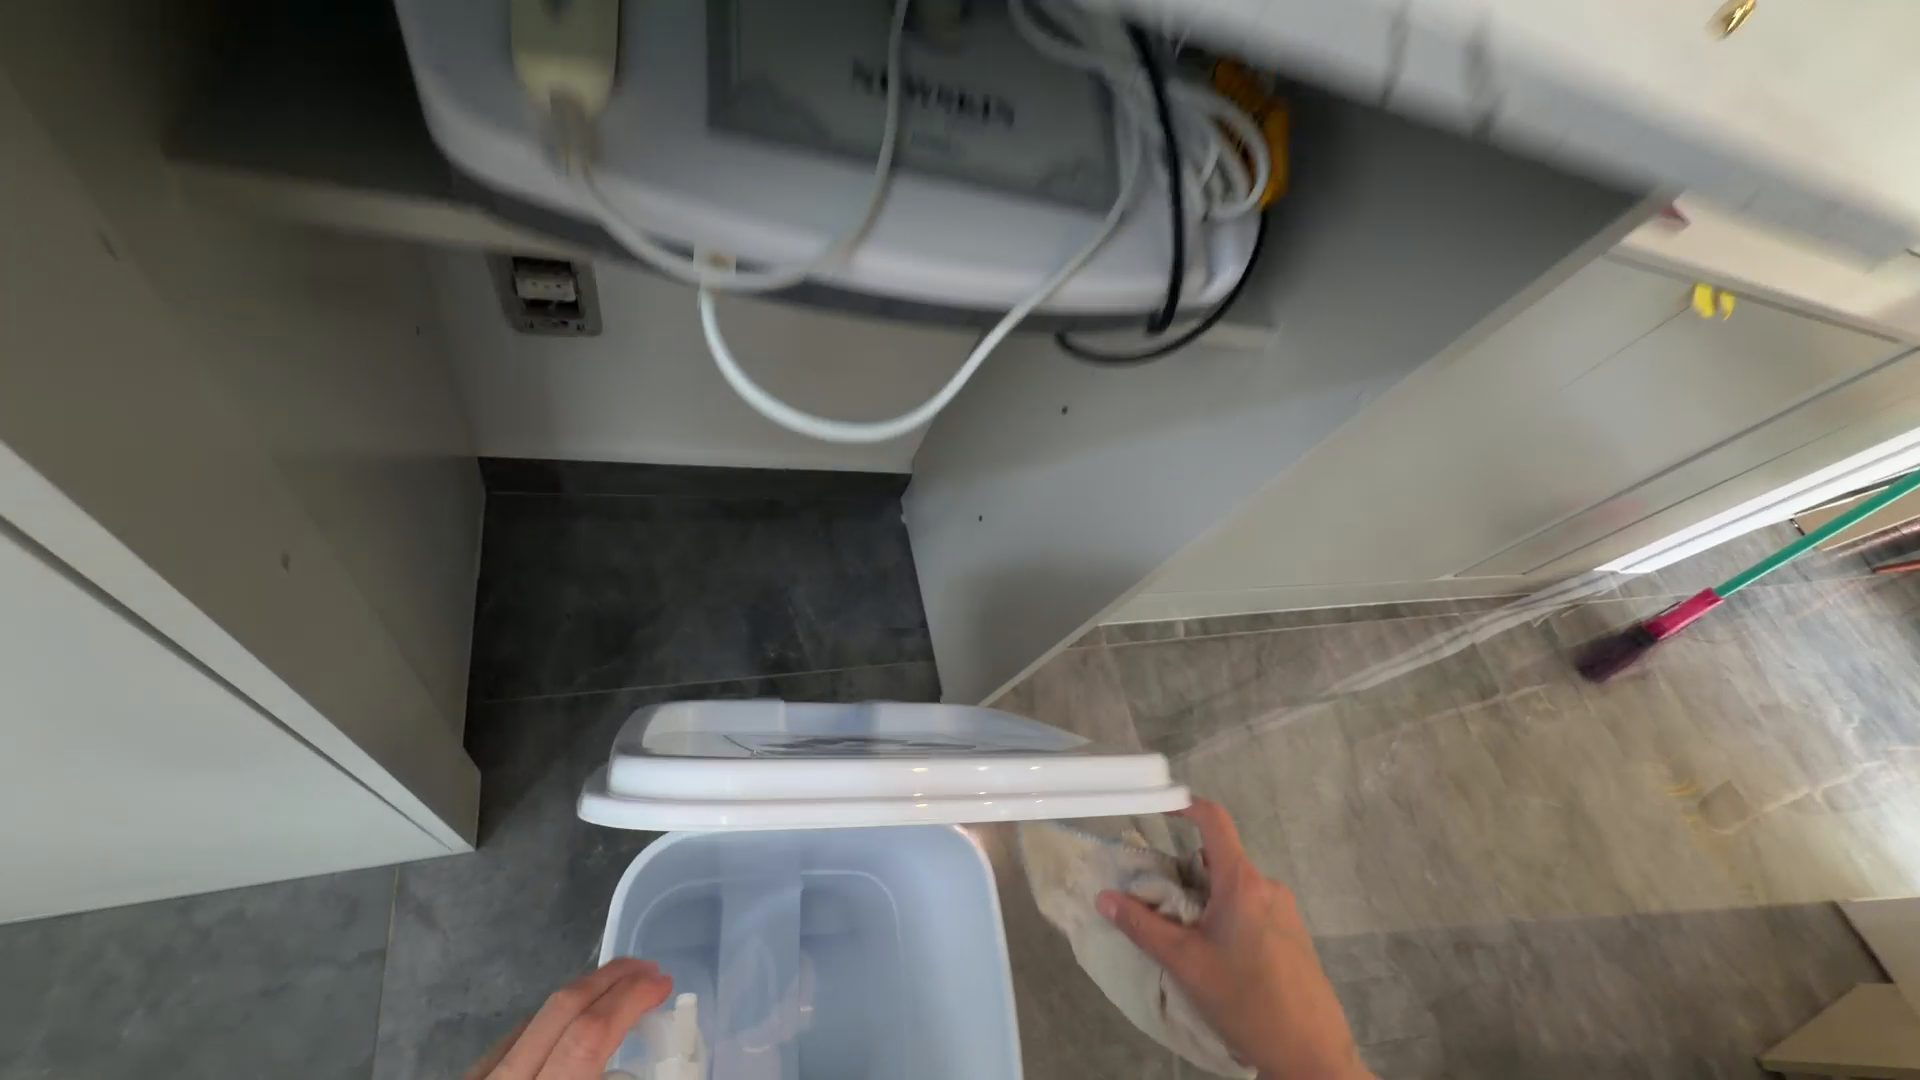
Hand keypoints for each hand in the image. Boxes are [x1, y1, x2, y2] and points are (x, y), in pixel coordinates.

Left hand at [463, 957, 672, 1079]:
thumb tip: (638, 1064)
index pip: (588, 1036)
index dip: (630, 999)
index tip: (662, 984)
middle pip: (561, 1008)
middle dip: (613, 977)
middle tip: (650, 972)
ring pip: (535, 1018)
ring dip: (586, 996)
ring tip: (620, 995)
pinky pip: (513, 1041)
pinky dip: (552, 1024)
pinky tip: (571, 1033)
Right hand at [1097, 799, 1369, 1079]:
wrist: (1311, 1057)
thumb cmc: (1246, 1002)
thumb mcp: (1184, 963)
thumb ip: (1142, 926)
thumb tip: (1105, 899)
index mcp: (1242, 882)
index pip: (1214, 820)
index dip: (1184, 805)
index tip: (1159, 809)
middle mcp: (1266, 887)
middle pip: (1218, 859)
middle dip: (1186, 874)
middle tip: (1162, 905)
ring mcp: (1284, 911)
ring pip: (1234, 887)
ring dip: (1207, 900)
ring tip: (1189, 941)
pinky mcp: (1293, 935)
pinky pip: (1251, 908)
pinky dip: (1228, 917)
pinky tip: (1220, 960)